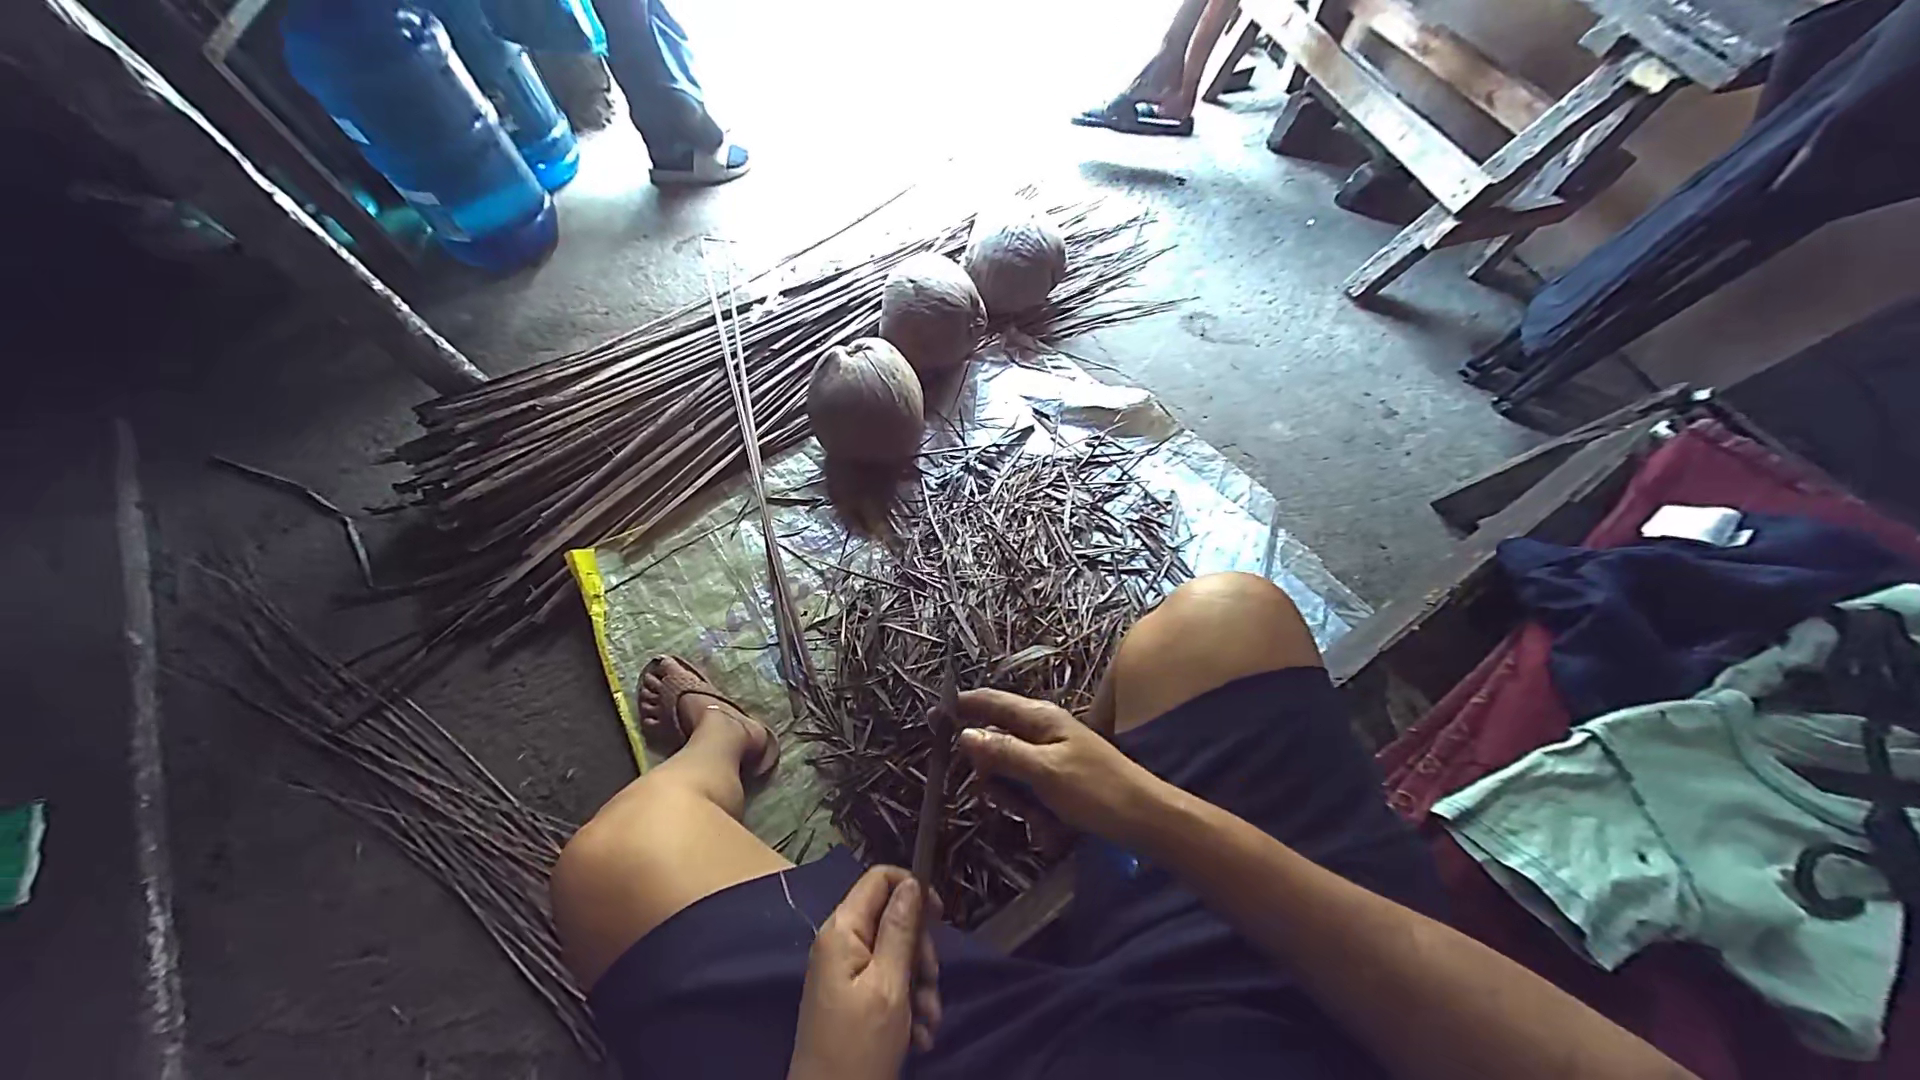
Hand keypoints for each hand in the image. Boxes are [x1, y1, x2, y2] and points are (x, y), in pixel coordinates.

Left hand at [788, 866, 941, 1079]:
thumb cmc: (859, 1049)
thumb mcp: (889, 986)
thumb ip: (901, 929)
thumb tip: (912, 884)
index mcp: (843, 930)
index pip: (879, 878)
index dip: (912, 887)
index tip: (939, 916)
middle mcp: (841, 942)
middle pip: (892, 917)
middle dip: (920, 949)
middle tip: (932, 982)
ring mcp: (845, 970)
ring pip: (896, 952)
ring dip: (920, 983)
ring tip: (929, 1021)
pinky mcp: (852, 997)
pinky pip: (888, 981)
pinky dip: (908, 1002)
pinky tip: (920, 1035)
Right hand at [955, 688, 1169, 846]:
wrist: (1145, 819)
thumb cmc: (1096, 789)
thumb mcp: (1044, 772)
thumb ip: (1003, 753)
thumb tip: (964, 734)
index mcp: (1039, 718)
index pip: (992, 702)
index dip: (962, 706)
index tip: (933, 717)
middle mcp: (1043, 730)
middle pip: (996, 743)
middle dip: (994, 774)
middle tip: (1003, 797)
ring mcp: (1052, 755)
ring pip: (1011, 772)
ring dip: (1016, 798)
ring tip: (1039, 817)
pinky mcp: (1059, 778)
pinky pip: (1030, 790)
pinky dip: (1034, 809)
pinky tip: (1051, 827)